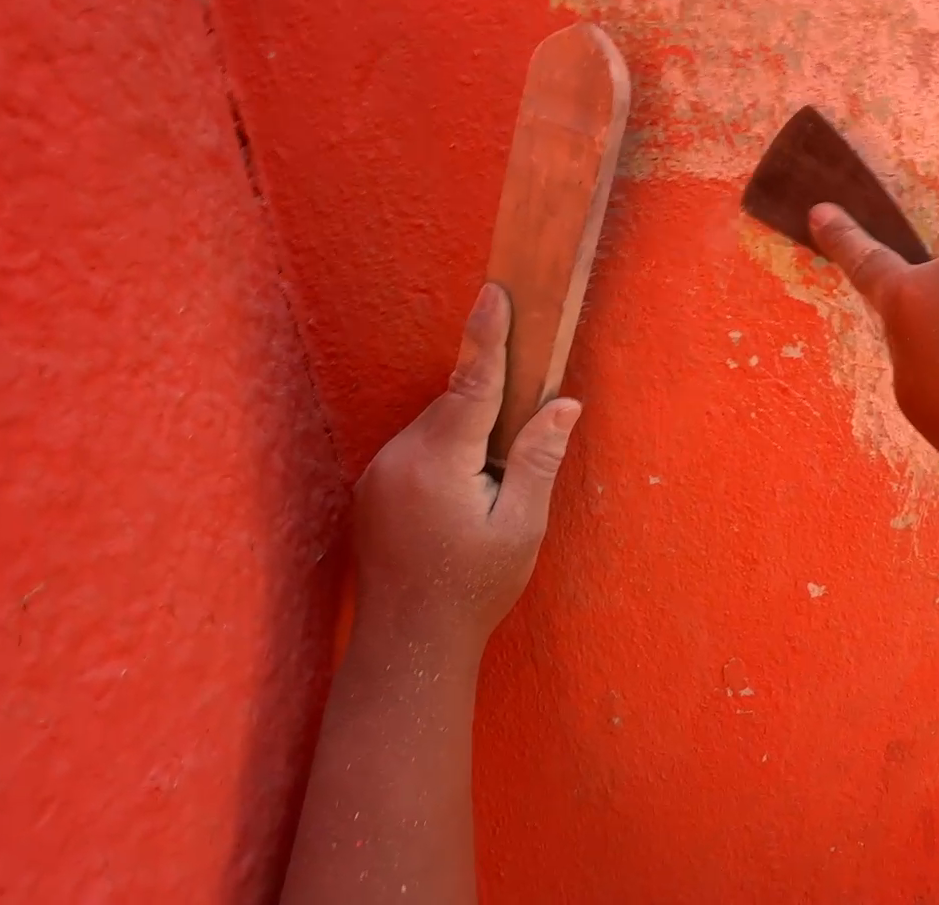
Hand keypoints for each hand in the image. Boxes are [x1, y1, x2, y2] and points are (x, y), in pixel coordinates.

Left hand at [350, 283, 581, 639]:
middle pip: (456, 406)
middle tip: (513, 468)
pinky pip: (420, 446)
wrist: (409, 645)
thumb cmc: (474, 588)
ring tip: (486, 499)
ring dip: (470, 439)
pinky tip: (460, 502)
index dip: (486, 337)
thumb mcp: (521, 526)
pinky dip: (448, 454)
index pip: (470, 385)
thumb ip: (539, 458)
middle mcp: (399, 457)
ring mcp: (379, 471)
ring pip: (438, 426)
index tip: (494, 293)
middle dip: (491, 415)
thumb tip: (564, 403)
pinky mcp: (373, 485)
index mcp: (438, 464)